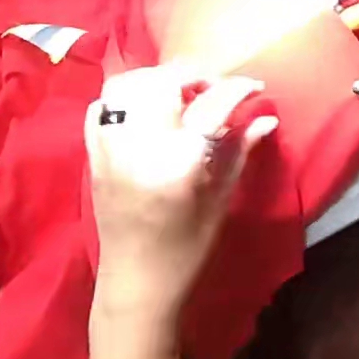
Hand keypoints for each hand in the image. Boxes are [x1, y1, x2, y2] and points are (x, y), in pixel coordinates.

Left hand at [84, 67, 278, 339]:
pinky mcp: (94, 154)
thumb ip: (239, 151)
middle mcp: (139, 146)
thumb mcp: (221, 201)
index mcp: (178, 162)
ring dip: (158, 79)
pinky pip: (103, 106)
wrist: (136, 283)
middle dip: (195, 75)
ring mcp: (110, 147)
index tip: (255, 87)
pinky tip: (146, 110)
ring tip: (181, 95)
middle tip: (215, 91)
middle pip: (163, 80)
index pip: (211, 104)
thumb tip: (265, 118)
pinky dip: (126, 97)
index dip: (237, 88)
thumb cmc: (187, 249)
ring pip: (128, 84)